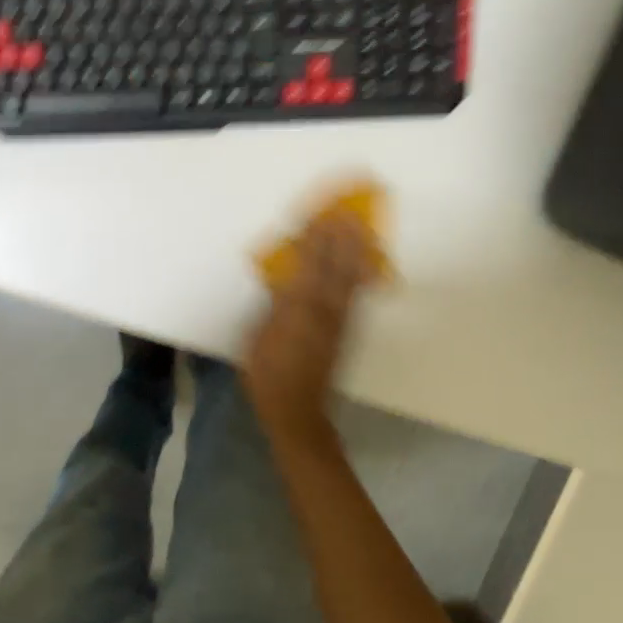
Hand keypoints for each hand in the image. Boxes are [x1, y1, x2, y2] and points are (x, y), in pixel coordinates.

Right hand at [245, 210, 380, 433]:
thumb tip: (283, 281)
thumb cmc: (267, 376)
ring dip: (356, 251)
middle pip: (335, 266)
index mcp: (297, 310)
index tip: (321, 214)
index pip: (309, 266)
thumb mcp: (257, 338)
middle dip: (341, 238)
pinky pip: (356, 295)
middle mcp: (323, 311)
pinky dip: (361, 274)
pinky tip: (365, 262)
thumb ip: (272, 307)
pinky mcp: (347, 331)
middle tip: (347, 211)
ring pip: (351, 278)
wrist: (298, 411)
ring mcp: (339, 321)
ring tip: (361, 227)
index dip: (316, 239)